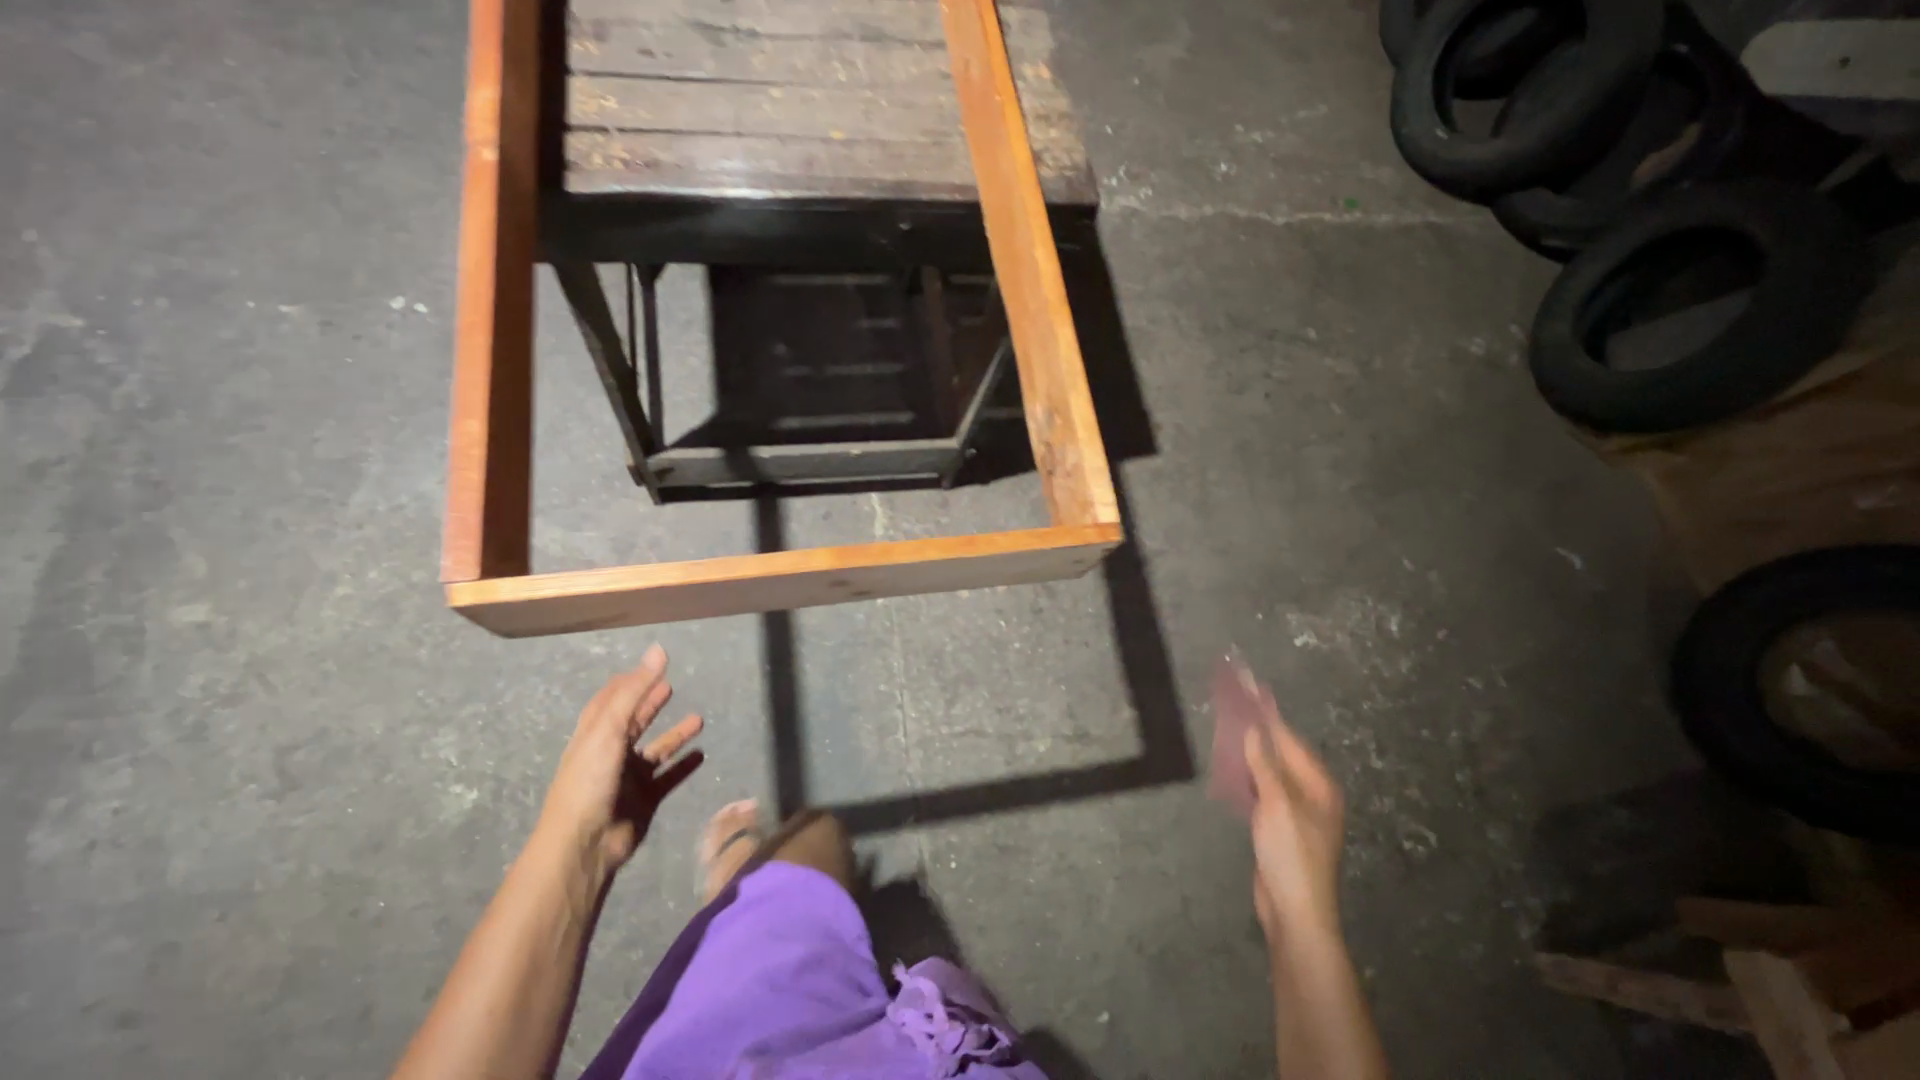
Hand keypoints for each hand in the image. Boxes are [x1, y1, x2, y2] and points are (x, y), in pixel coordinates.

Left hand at [537, 646, 703, 878]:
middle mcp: (610, 753)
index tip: (650, 664)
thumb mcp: (609, 729)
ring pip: (655, 750)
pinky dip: (683, 765)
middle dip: (649, 703)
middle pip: (632, 722)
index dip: (628, 682)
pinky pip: (668, 778)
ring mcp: (628, 778)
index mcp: (593, 734)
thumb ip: (635, 691)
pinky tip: (701, 755)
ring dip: (674, 735)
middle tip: (670, 685)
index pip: (610, 700)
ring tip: (699, 718)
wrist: (584, 843)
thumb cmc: (589, 781)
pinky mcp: (645, 800)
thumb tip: (658, 650)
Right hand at [1244, 698, 1344, 944]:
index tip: (1248, 686)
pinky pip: (1263, 790)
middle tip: (1234, 700)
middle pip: (1281, 752)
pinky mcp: (1280, 828)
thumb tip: (1252, 731)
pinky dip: (1248, 775)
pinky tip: (1233, 767)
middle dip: (1258, 728)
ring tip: (1228, 725)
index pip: (1287, 738)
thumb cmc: (1291, 856)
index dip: (1266, 712)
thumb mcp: (1277, 806)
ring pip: (1271, 770)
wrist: (1295, 913)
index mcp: (1318, 785)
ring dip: (1252, 750)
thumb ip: (1264, 766)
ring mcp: (1297, 812)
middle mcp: (1311, 793)